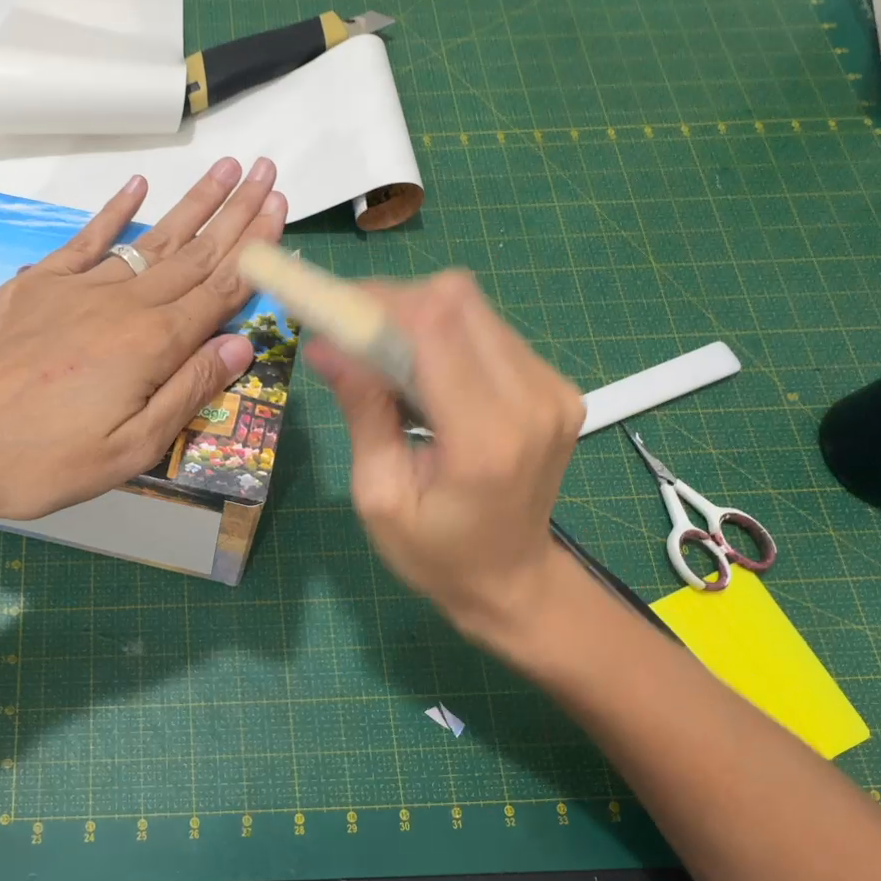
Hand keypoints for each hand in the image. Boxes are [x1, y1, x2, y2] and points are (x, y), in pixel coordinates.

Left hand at [0, 158, 286, 567]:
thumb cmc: (38, 462)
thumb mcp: (128, 451)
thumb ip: (186, 392)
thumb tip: (240, 343)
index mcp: (150, 346)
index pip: (218, 290)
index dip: (254, 252)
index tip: (282, 209)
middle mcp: (120, 305)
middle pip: (192, 254)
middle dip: (236, 213)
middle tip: (269, 170)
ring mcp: (74, 289)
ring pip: (148, 240)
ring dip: (190, 205)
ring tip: (224, 169)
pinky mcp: (34, 287)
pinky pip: (85, 240)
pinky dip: (113, 211)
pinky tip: (136, 186)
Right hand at [305, 272, 585, 653]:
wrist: (513, 580)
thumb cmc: (435, 554)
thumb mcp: (378, 496)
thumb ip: (362, 413)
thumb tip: (325, 345)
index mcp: (486, 438)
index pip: (435, 327)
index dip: (376, 305)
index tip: (329, 312)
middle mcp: (532, 400)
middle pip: (457, 300)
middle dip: (392, 304)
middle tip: (349, 334)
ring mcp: (553, 388)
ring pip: (474, 308)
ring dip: (417, 319)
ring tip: (382, 359)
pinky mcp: (556, 385)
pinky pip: (490, 331)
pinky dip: (445, 337)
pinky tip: (423, 375)